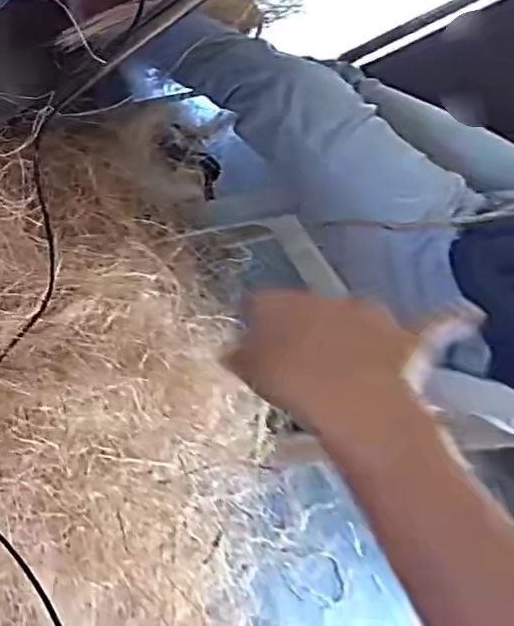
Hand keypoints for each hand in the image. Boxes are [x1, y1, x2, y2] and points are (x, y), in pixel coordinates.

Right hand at [225, 289, 477, 438]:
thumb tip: (240, 350)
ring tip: (349, 351)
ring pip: (356, 314)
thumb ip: (241, 351)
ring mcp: (368, 316)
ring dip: (353, 325)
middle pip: (306, 306)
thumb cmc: (289, 384)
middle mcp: (317, 296)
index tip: (258, 342)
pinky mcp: (410, 337)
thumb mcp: (243, 367)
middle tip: (300, 354)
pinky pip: (434, 324)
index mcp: (270, 299)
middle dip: (304, 324)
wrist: (358, 409)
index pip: (256, 303)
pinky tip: (465, 314)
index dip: (257, 323)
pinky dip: (449, 318)